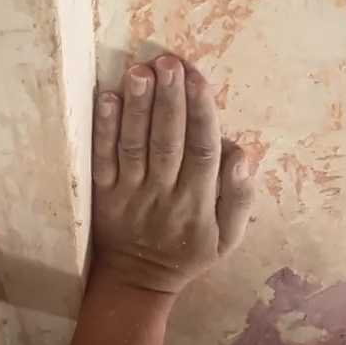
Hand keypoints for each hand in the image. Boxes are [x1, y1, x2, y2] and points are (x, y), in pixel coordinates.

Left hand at [90, 54, 253, 296]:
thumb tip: (243, 155)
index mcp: (199, 203)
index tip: (199, 77)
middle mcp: (164, 196)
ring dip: (137, 107)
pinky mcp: (102, 195)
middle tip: (168, 62)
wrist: (137, 282)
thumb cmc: (188, 253)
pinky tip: (107, 98)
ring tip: (139, 71)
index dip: (201, 112)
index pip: (203, 150)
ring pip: (134, 146)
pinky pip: (102, 160)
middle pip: (169, 142)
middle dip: (169, 99)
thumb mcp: (228, 238)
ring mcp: (130, 194)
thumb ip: (239, 198)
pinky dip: (104, 129)